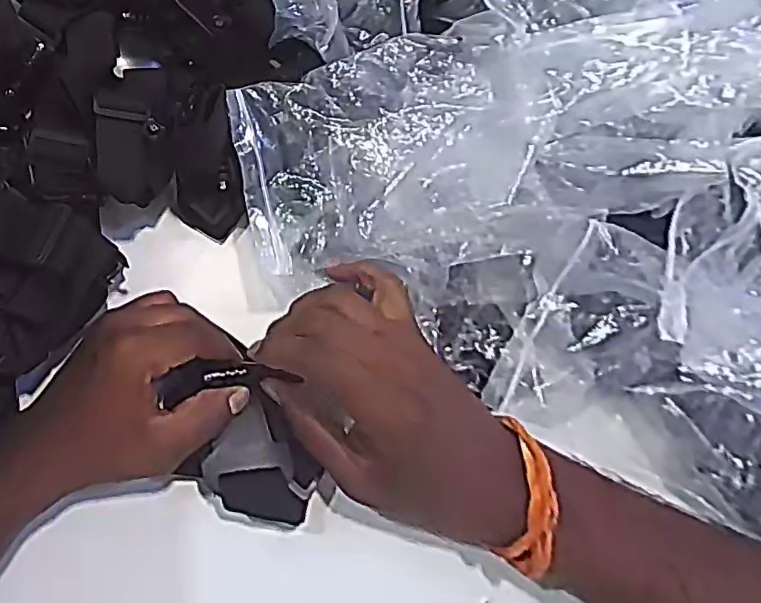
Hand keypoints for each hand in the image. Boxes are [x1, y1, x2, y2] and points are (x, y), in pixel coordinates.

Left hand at [6, 291, 247, 499]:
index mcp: (134, 350)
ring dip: (188, 324)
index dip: (225, 349)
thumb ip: (206, 416)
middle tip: (226, 364)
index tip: (239, 368)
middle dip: (210, 334)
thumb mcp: (163, 446)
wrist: (49, 447)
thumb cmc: (92, 448)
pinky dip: (165, 321)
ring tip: (203, 358)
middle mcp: (119, 327)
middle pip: (180, 311)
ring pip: (162, 303)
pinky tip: (173, 353)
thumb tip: (234, 395)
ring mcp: (107, 324)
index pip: (195, 333)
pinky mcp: (101, 329)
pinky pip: (142, 309)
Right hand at [254, 262, 527, 549]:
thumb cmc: (435, 490)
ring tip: (293, 329)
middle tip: (272, 353)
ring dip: (305, 307)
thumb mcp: (361, 482)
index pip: (308, 351)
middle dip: (282, 331)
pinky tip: (332, 274)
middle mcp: (390, 359)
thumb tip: (279, 391)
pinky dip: (356, 271)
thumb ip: (312, 433)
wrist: (500, 486)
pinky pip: (384, 284)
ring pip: (339, 298)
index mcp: (377, 400)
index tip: (260, 364)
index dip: (274, 352)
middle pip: (317, 319)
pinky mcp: (414, 333)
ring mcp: (403, 339)